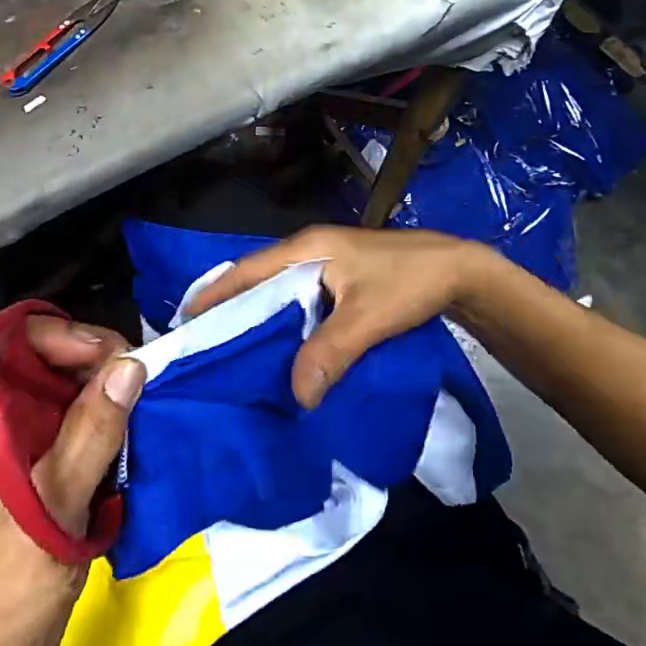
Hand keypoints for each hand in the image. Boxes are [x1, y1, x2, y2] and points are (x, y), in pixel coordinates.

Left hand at [0, 315, 144, 645]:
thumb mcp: (52, 507)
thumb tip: (130, 365)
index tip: (101, 353)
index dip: (47, 341)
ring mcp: (10, 444)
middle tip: (132, 372)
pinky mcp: (39, 459)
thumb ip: (91, 433)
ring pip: (59, 387)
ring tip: (136, 394)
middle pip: (33, 363)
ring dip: (101, 385)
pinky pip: (74, 414)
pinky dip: (103, 409)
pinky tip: (127, 418)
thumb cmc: (9, 587)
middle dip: (85, 359)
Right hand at [184, 225, 494, 407]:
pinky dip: (292, 328)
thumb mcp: (367, 317)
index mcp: (309, 248)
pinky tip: (287, 357)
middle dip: (232, 315)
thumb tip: (296, 397)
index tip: (182, 329)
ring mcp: (332, 265)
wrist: (462, 271)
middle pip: (259, 283)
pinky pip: (306, 305)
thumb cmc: (411, 282)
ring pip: (284, 296)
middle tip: (205, 358)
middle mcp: (314, 251)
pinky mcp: (348, 282)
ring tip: (238, 365)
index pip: (246, 271)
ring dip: (264, 324)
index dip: (212, 297)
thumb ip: (329, 352)